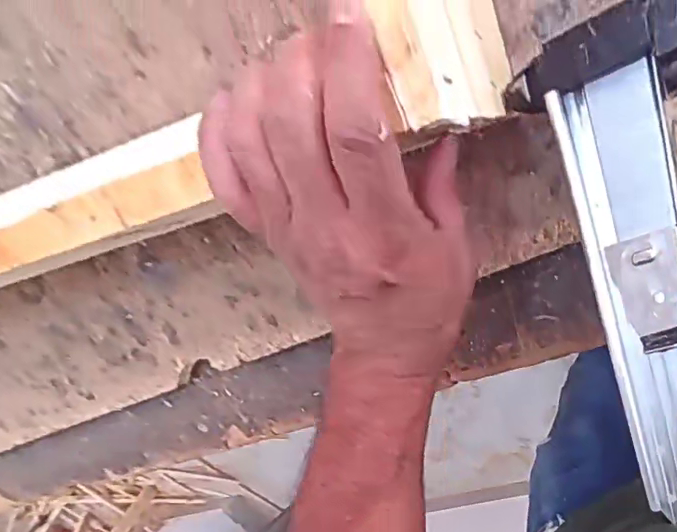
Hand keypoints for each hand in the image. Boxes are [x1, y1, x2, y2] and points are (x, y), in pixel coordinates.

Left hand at [198, 8, 473, 385]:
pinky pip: (223, 170)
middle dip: (304, 57)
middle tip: (326, 40)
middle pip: (292, 119)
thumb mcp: (455, 249)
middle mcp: (329, 228)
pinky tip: (245, 102)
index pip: (356, 132)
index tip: (354, 20)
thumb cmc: (425, 306)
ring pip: (251, 134)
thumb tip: (439, 128)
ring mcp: (291, 230)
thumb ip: (444, 184)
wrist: (385, 352)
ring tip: (293, 66)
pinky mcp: (269, 233)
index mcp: (385, 232)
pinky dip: (221, 123)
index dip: (349, 64)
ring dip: (265, 79)